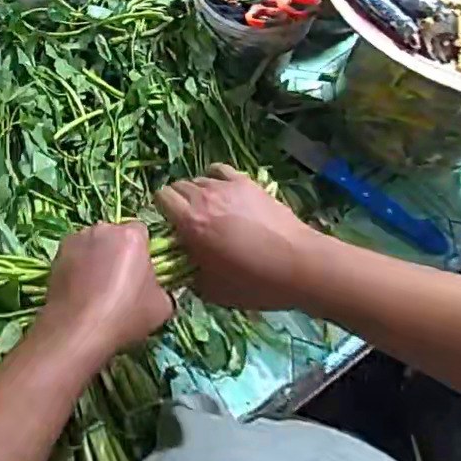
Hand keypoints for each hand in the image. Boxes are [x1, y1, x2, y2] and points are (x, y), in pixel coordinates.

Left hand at [37, 223, 171, 360]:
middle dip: (118, 252)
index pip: (141, 232)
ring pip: (93, 243)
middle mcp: (103, 228)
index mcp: (131, 235)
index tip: (140, 272)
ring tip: (96, 288)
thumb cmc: (125, 314)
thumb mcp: (162, 307)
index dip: (142, 250)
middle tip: (119, 281)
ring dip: (97, 257)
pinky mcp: (58, 252)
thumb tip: (155, 288)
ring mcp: (77, 237)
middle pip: (115, 235)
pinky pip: (75, 254)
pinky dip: (78, 265)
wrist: (78, 328)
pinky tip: (80, 290)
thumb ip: (162, 288)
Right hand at [155, 164, 321, 309]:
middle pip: (178, 186)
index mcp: (189, 221)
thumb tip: (181, 269)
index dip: (163, 209)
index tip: (172, 225)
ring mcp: (225, 186)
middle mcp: (203, 197)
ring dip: (197, 192)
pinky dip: (215, 178)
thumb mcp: (213, 291)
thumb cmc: (254, 282)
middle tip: (190, 221)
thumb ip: (189, 276)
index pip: (161, 197)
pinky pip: (219, 170)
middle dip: (178, 201)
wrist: (299, 265)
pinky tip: (222, 191)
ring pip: (198, 178)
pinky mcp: (245, 182)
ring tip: (210, 209)